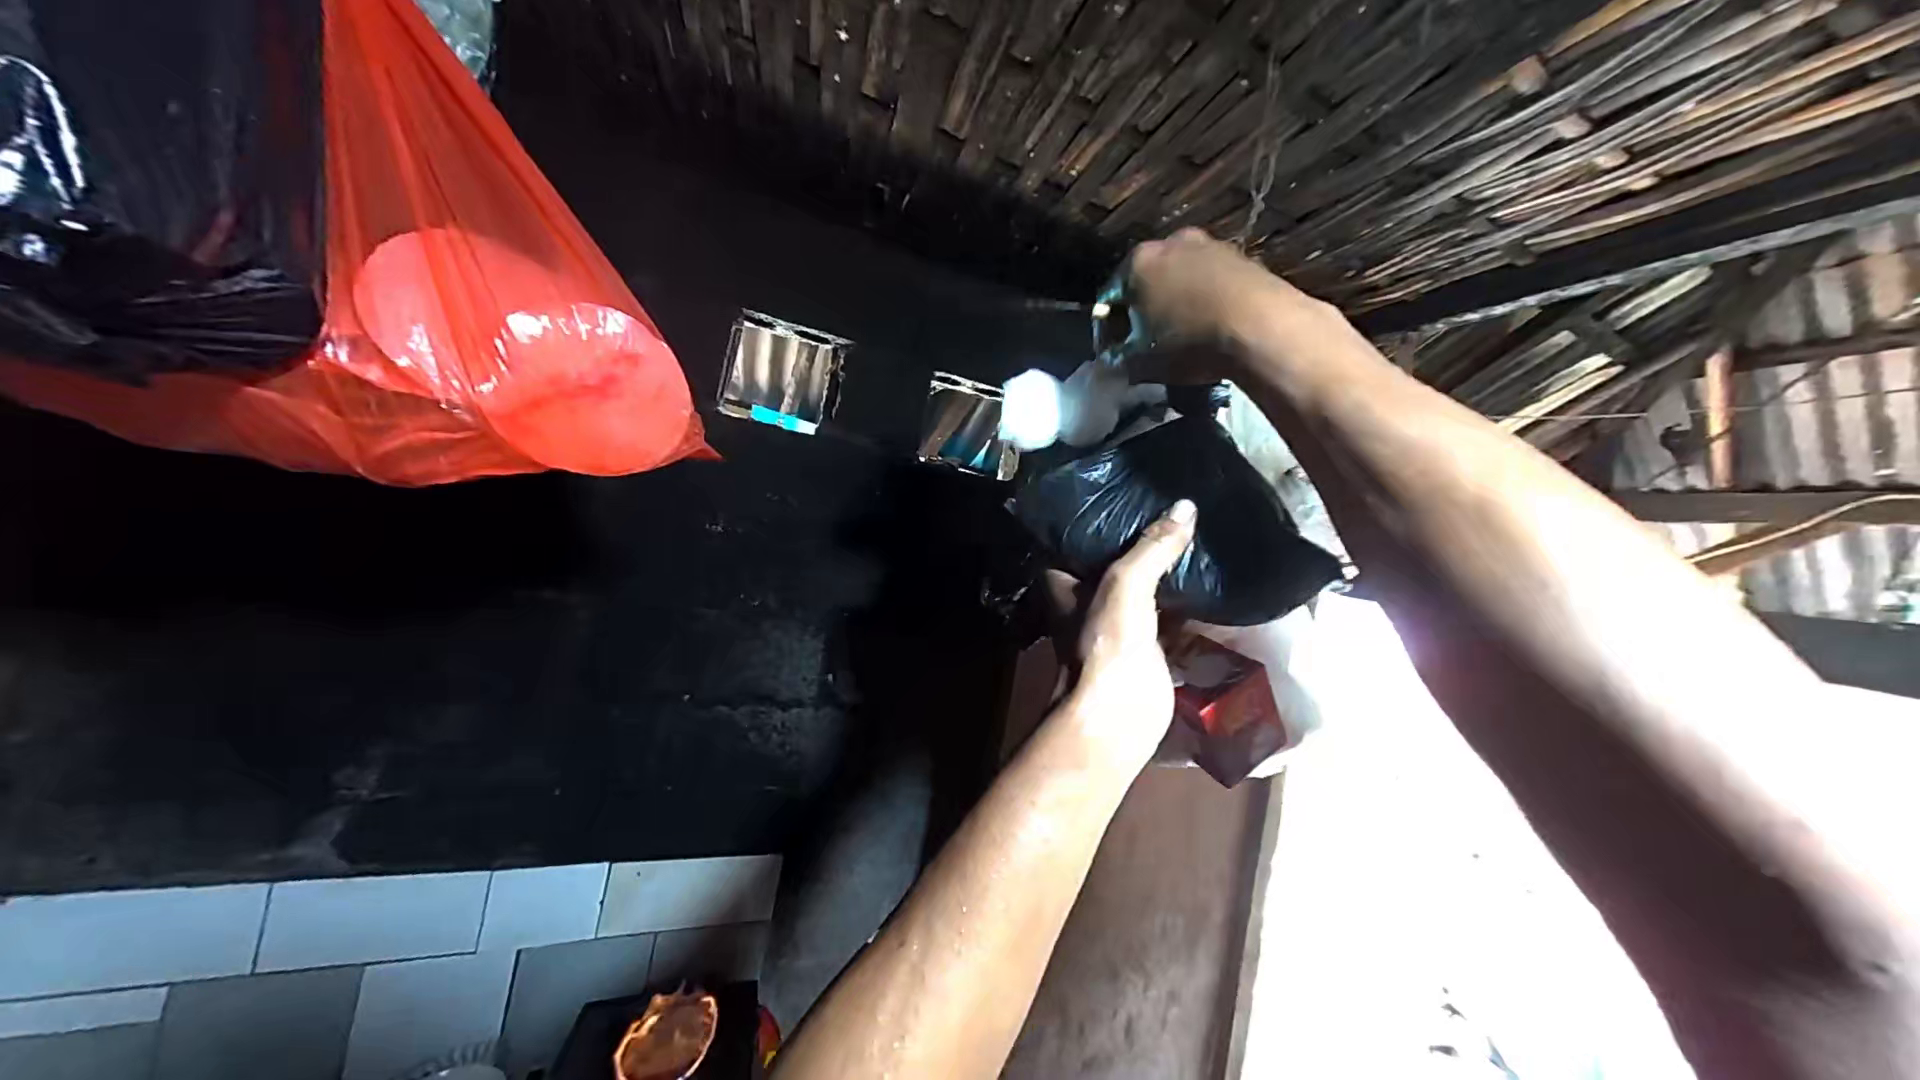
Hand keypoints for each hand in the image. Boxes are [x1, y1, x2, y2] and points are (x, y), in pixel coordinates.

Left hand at [1047, 499, 1197, 769]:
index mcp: (1066, 581)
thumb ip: (1152, 548)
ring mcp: (1117, 621)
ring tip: (1196, 528)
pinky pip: (1168, 611)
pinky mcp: (1147, 642)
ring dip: (1165, 566)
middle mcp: (1087, 598)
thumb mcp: (1125, 586)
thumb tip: (1186, 507)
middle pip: (1114, 559)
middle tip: (1173, 503)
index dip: (1099, 514)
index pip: (1077, 536)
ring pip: (1144, 584)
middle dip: (1140, 538)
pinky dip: (1186, 597)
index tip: (1127, 486)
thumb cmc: (1107, 645)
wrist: (1118, 715)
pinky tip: (1211, 574)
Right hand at [1102, 228, 1339, 381]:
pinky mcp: (1242, 257)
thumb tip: (1111, 358)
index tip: (1113, 352)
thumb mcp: (1141, 362)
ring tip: (1182, 335)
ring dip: (1175, 303)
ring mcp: (1209, 245)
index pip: (1108, 297)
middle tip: (1146, 342)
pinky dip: (1204, 300)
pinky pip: (1210, 281)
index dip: (1108, 330)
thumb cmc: (1188, 343)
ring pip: (1180, 278)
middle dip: (1143, 310)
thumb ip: (1118, 358)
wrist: (1262, 328)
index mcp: (1136, 263)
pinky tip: (1211, 326)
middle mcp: (1170, 243)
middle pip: (1146, 281)